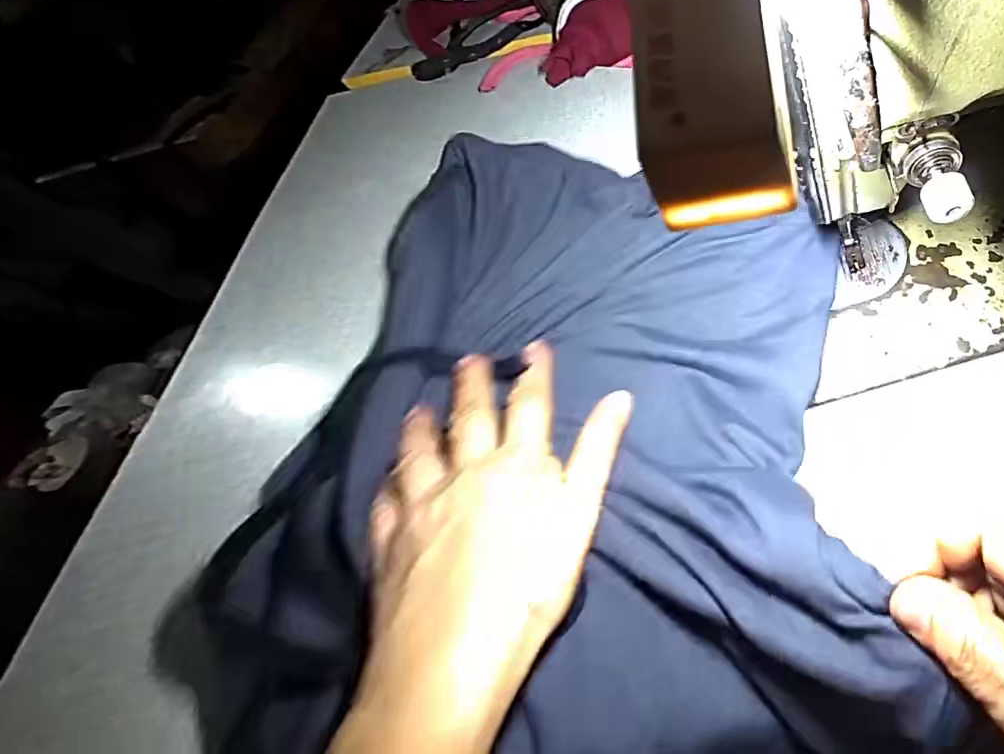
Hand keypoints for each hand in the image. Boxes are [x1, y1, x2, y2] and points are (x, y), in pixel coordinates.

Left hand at [330, 343, 632, 753]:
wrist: (456, 656)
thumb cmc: (534, 582)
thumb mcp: (581, 513)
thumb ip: (597, 450)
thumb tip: (619, 397)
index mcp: (518, 463)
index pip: (530, 404)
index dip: (534, 372)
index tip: (533, 347)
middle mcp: (468, 471)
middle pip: (469, 418)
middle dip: (472, 384)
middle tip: (467, 359)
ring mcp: (423, 504)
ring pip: (419, 452)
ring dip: (420, 425)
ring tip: (419, 406)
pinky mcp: (391, 541)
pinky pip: (385, 500)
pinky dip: (387, 481)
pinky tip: (385, 477)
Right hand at [888, 528, 1003, 753]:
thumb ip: (972, 646)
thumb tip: (906, 594)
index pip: (990, 532)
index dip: (937, 554)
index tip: (900, 598)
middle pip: (990, 554)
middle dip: (947, 589)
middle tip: (918, 639)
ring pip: (995, 587)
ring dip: (962, 619)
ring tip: (950, 668)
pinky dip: (983, 640)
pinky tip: (976, 677)